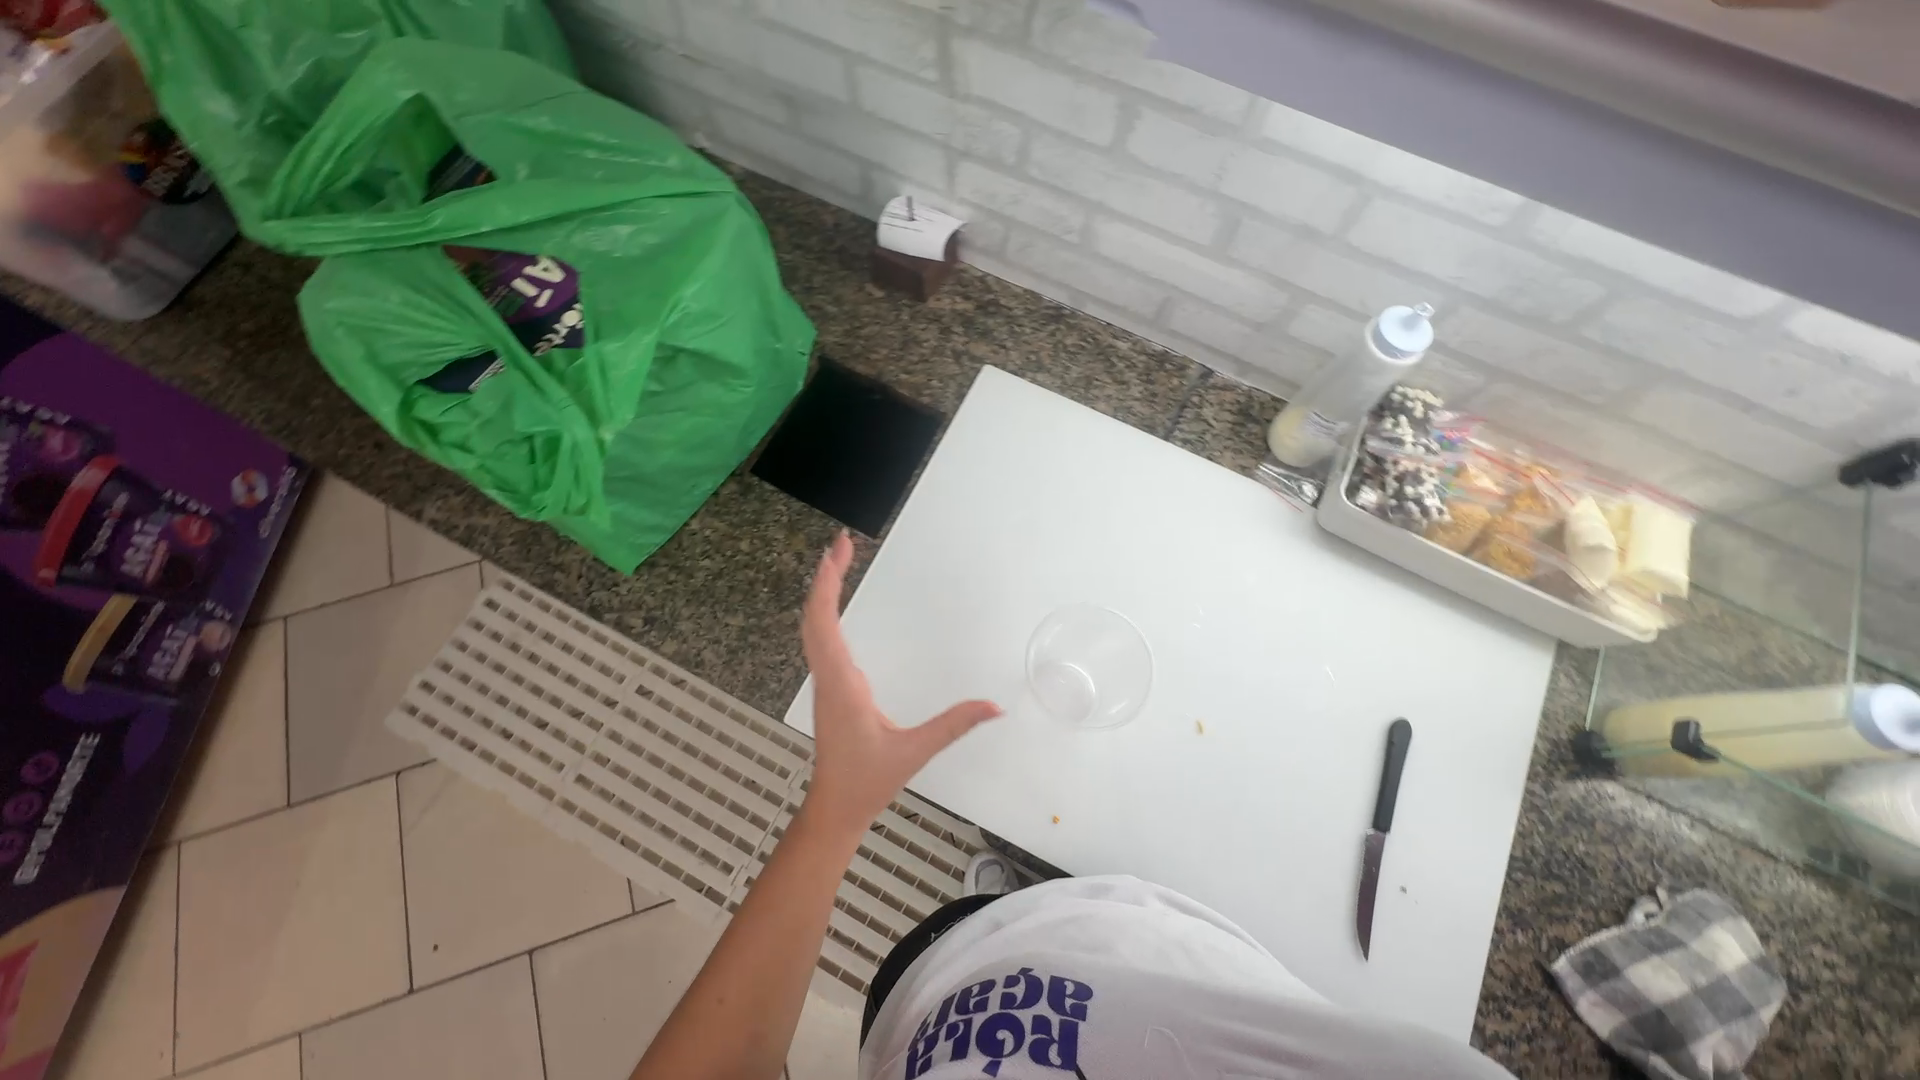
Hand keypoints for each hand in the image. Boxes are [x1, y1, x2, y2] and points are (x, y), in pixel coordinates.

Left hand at [799, 532, 1000, 839]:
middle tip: (843, 543)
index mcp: (842, 685)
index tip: (836, 553)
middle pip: (814, 617)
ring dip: (823, 592)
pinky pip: (820, 640)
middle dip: (826, 577)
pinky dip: (825, 612)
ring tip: (838, 561)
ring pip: (813, 627)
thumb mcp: (914, 751)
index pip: (824, 625)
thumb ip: (954, 726)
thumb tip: (994, 706)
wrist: (835, 805)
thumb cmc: (867, 780)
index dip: (827, 586)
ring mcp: (826, 681)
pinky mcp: (831, 686)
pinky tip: (836, 604)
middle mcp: (828, 676)